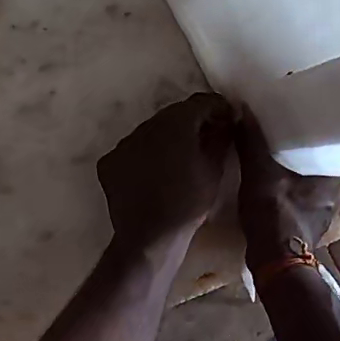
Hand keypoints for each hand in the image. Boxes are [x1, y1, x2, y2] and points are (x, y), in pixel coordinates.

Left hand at [97, 93, 234, 247]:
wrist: (150, 238)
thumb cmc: (189, 203)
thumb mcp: (214, 169)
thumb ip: (221, 138)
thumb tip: (227, 121)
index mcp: (175, 122)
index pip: (202, 101)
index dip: (219, 108)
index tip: (230, 120)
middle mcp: (146, 125)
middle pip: (174, 115)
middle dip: (193, 122)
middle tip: (209, 138)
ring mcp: (123, 144)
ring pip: (151, 132)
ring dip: (168, 139)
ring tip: (182, 159)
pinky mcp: (109, 163)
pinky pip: (133, 152)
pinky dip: (146, 157)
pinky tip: (156, 174)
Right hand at [235, 111, 339, 266]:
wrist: (273, 260)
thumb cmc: (273, 212)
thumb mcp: (258, 172)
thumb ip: (252, 142)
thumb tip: (244, 110)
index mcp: (331, 178)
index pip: (330, 149)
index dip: (316, 137)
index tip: (302, 126)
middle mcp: (334, 196)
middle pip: (319, 168)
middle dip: (303, 157)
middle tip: (285, 141)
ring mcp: (322, 216)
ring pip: (310, 188)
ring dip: (297, 179)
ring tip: (278, 163)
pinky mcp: (308, 230)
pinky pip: (301, 204)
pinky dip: (291, 196)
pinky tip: (276, 190)